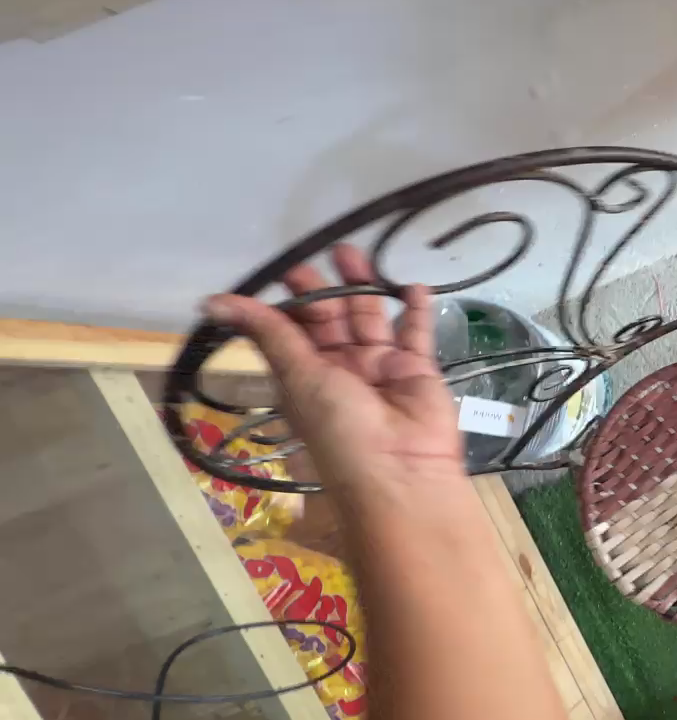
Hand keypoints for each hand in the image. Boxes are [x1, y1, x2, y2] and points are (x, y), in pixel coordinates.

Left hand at [204, 243, 462, 495]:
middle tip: (327, 253)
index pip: (293, 325)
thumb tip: (213, 299)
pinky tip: (413, 287)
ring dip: (367, 288)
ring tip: (358, 256)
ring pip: (373, 319)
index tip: (288, 269)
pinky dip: (417, 311)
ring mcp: (383, 365)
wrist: (401, 466)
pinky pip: (417, 334)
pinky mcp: (420, 368)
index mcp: (304, 370)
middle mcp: (342, 365)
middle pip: (334, 317)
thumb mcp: (298, 377)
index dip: (291, 298)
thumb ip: (271, 333)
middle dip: (329, 286)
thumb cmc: (340, 427)